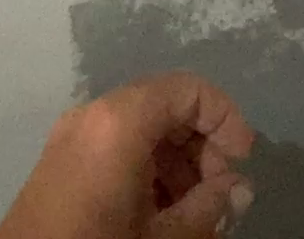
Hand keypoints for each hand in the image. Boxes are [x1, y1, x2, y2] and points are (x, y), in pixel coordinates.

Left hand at [0, 73, 256, 238]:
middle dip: (202, 146)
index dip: (226, 118)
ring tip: (194, 211)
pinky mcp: (60, 161)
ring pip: (145, 127)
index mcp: (120, 118)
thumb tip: (241, 189)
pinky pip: (118, 146)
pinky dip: (148, 168)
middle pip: (167, 105)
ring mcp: (73, 135)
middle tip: (219, 194)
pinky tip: (160, 213)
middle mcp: (95, 113)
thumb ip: (209, 209)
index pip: (190, 89)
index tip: (242, 163)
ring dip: (178, 161)